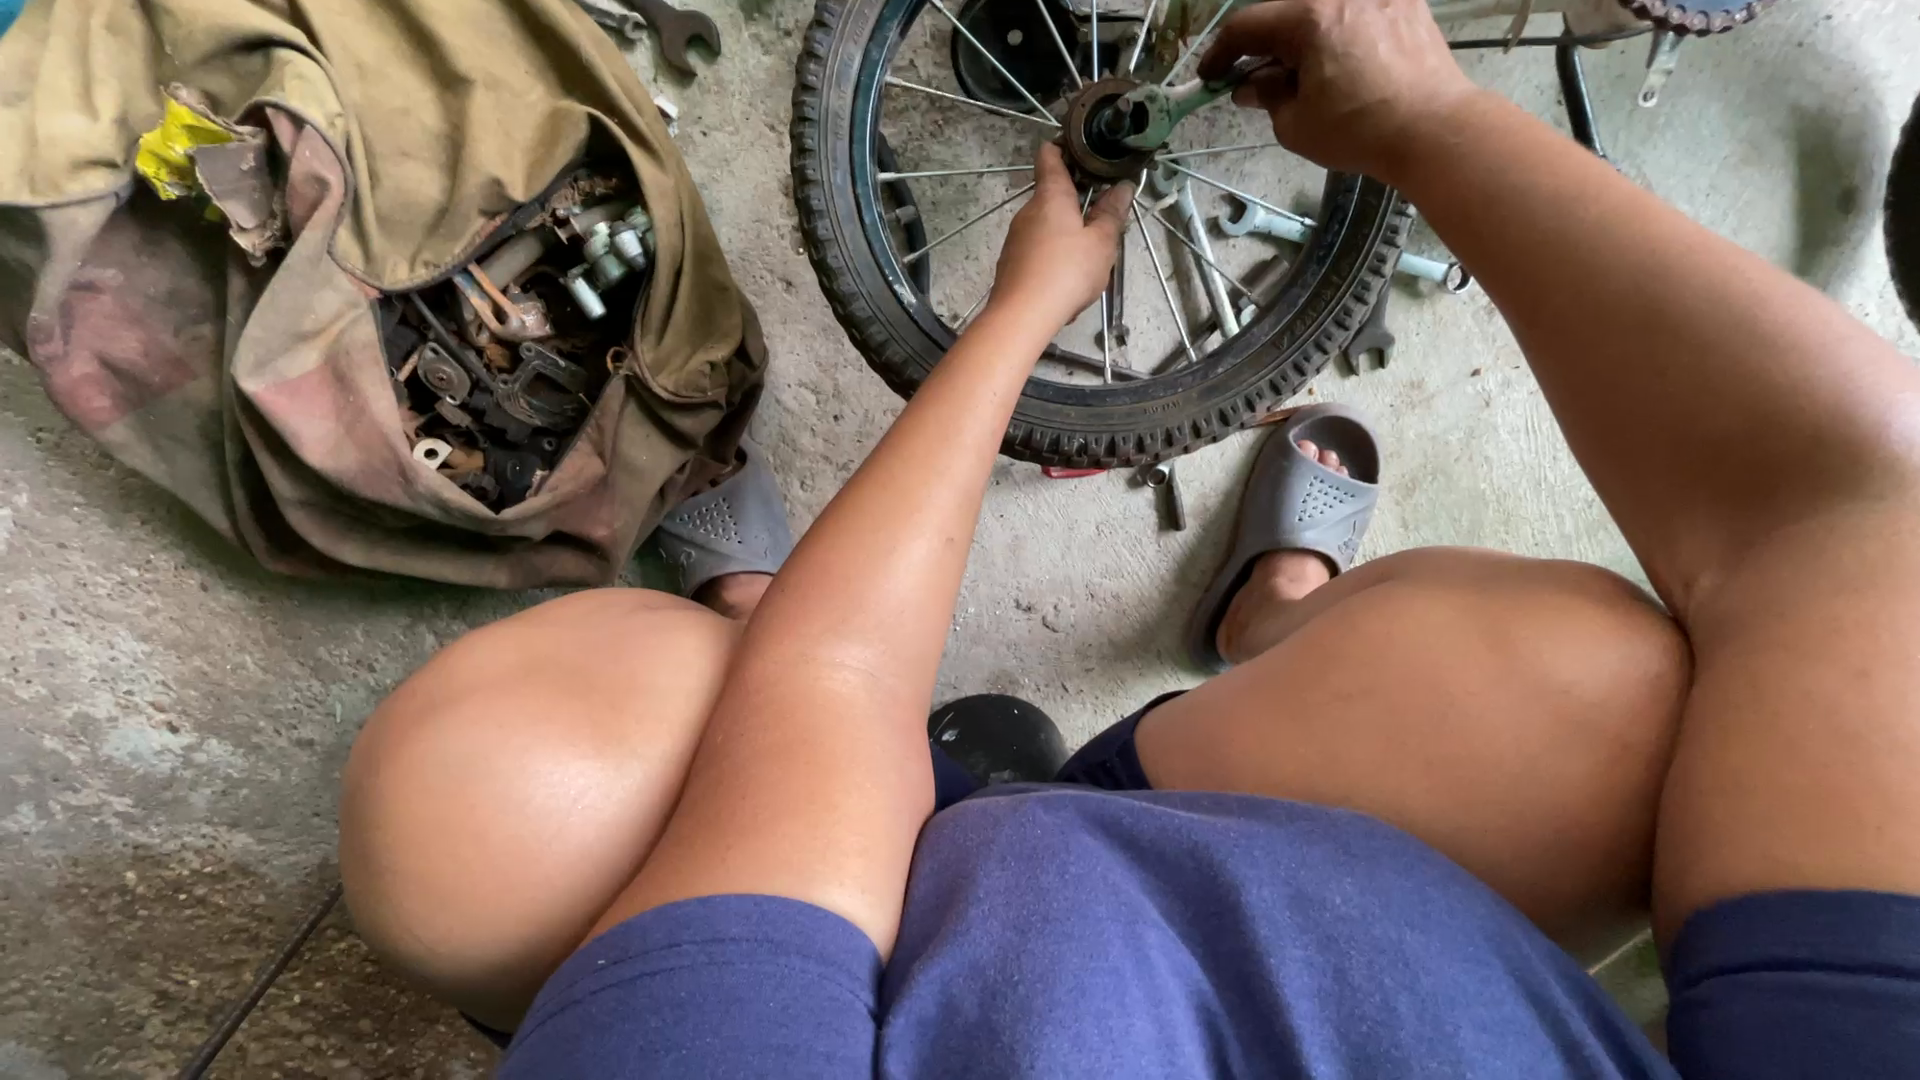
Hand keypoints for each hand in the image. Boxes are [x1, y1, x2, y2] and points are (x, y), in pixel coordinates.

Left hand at [986, 143, 1131, 329]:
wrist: (1021, 317)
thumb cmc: (1066, 273)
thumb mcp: (1101, 243)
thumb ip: (1112, 214)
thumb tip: (1123, 187)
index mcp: (1050, 196)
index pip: (1049, 156)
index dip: (1064, 148)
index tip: (1082, 152)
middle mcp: (1027, 212)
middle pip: (1051, 196)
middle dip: (1075, 203)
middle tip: (1100, 218)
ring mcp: (1015, 239)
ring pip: (1044, 227)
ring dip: (1065, 234)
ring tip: (1086, 257)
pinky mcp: (1010, 265)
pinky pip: (1036, 252)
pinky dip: (1052, 258)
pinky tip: (1065, 281)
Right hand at [1200, 0, 1481, 180]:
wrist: (1431, 127)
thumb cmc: (1356, 130)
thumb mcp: (1294, 124)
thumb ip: (1267, 96)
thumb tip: (1251, 85)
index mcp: (1310, 16)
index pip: (1247, 25)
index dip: (1220, 53)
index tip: (1209, 77)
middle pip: (1285, 13)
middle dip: (1261, 46)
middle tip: (1251, 80)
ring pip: (1320, 12)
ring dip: (1298, 41)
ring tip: (1296, 76)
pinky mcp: (1404, 3)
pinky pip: (1353, 13)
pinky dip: (1333, 34)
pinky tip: (1334, 65)